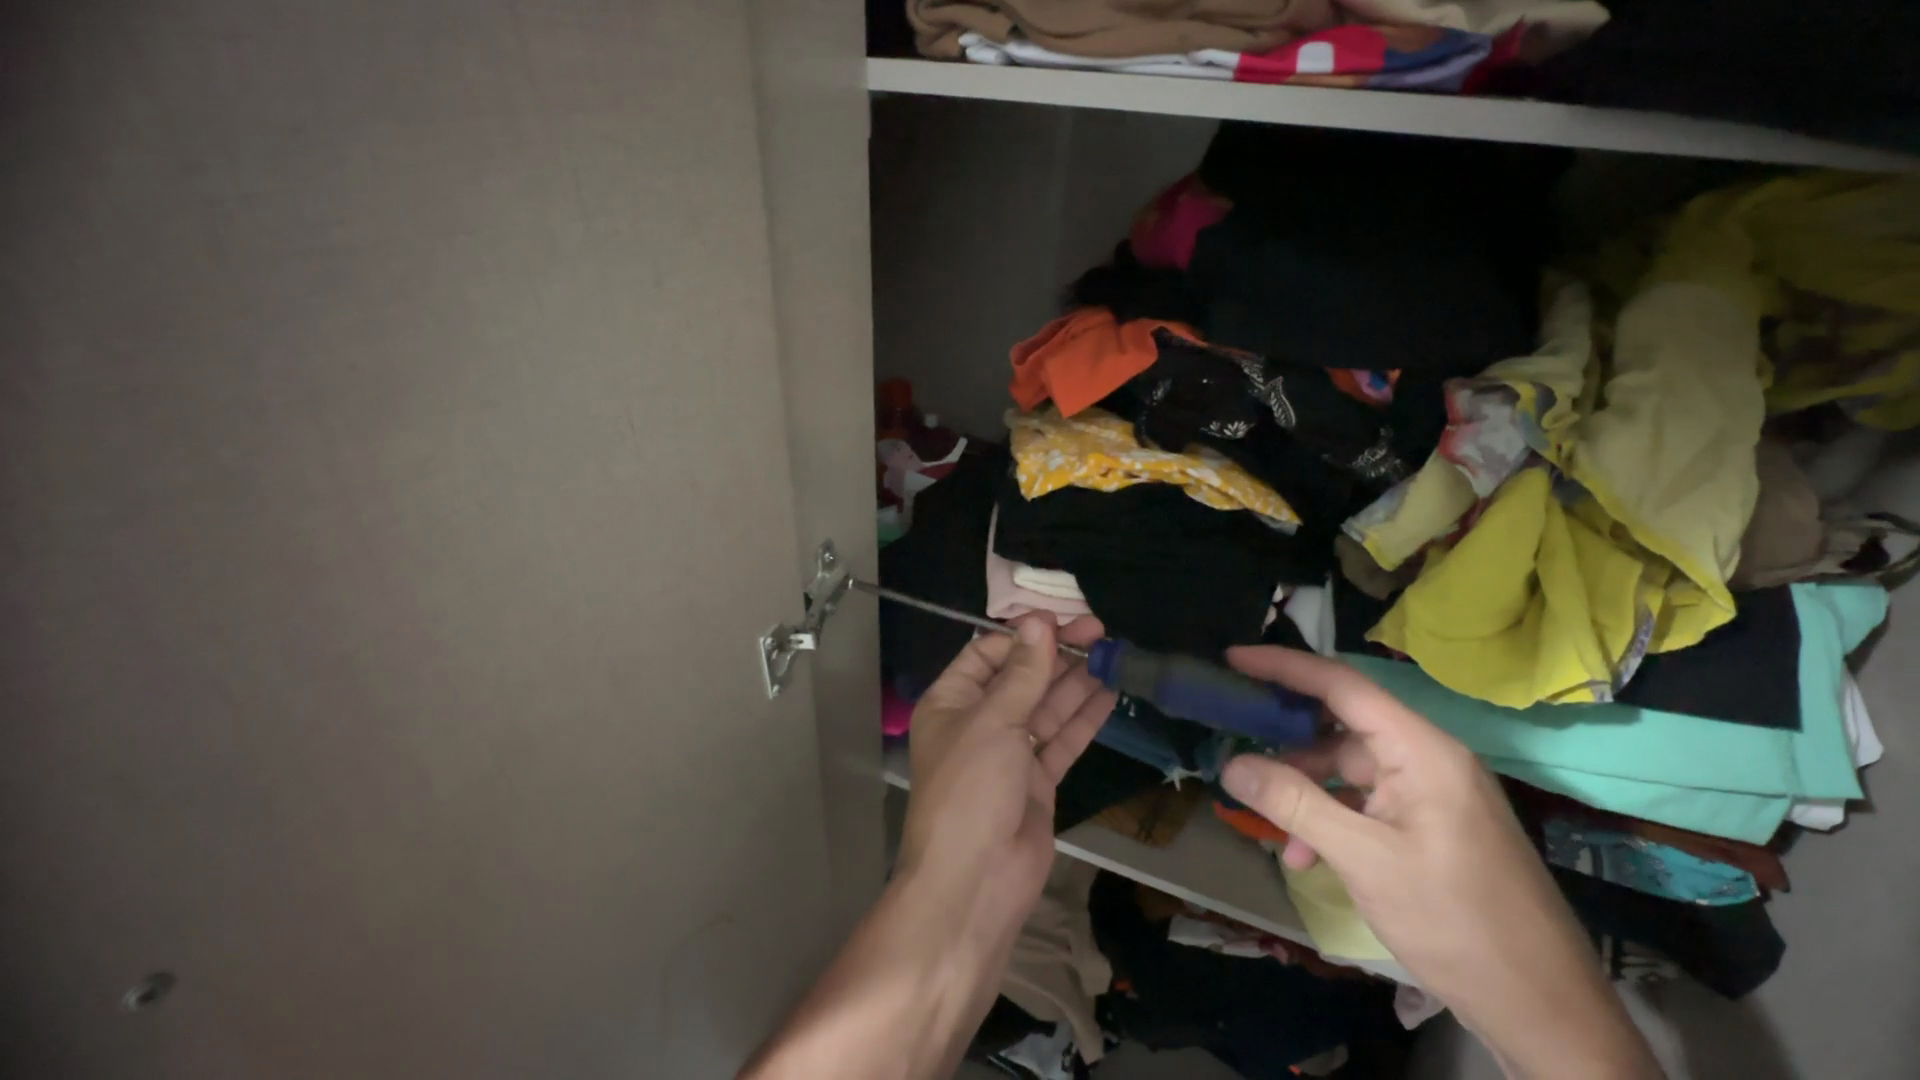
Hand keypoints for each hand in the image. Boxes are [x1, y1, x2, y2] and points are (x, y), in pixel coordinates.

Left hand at [898, 615, 1114, 926]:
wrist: (975, 881)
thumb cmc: (970, 790)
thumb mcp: (992, 723)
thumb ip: (1022, 675)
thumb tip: (1037, 625)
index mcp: (951, 703)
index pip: (987, 654)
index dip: (1024, 636)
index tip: (1062, 621)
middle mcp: (978, 723)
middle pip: (1021, 678)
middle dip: (1058, 656)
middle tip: (1100, 632)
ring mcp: (1008, 755)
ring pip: (1046, 708)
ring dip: (1076, 683)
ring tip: (1113, 654)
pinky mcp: (1036, 782)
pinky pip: (1061, 742)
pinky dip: (1083, 720)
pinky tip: (1110, 694)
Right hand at [1218, 646, 1662, 1079]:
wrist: (1541, 1004)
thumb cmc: (1454, 920)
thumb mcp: (1364, 858)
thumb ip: (1295, 804)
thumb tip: (1230, 764)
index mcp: (1422, 751)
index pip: (1343, 685)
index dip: (1285, 666)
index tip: (1233, 658)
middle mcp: (1429, 760)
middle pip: (1343, 728)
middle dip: (1287, 742)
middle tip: (1234, 744)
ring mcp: (1432, 794)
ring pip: (1350, 771)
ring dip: (1306, 794)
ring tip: (1272, 827)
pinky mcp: (1432, 827)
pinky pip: (1368, 805)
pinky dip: (1332, 822)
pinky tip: (1308, 858)